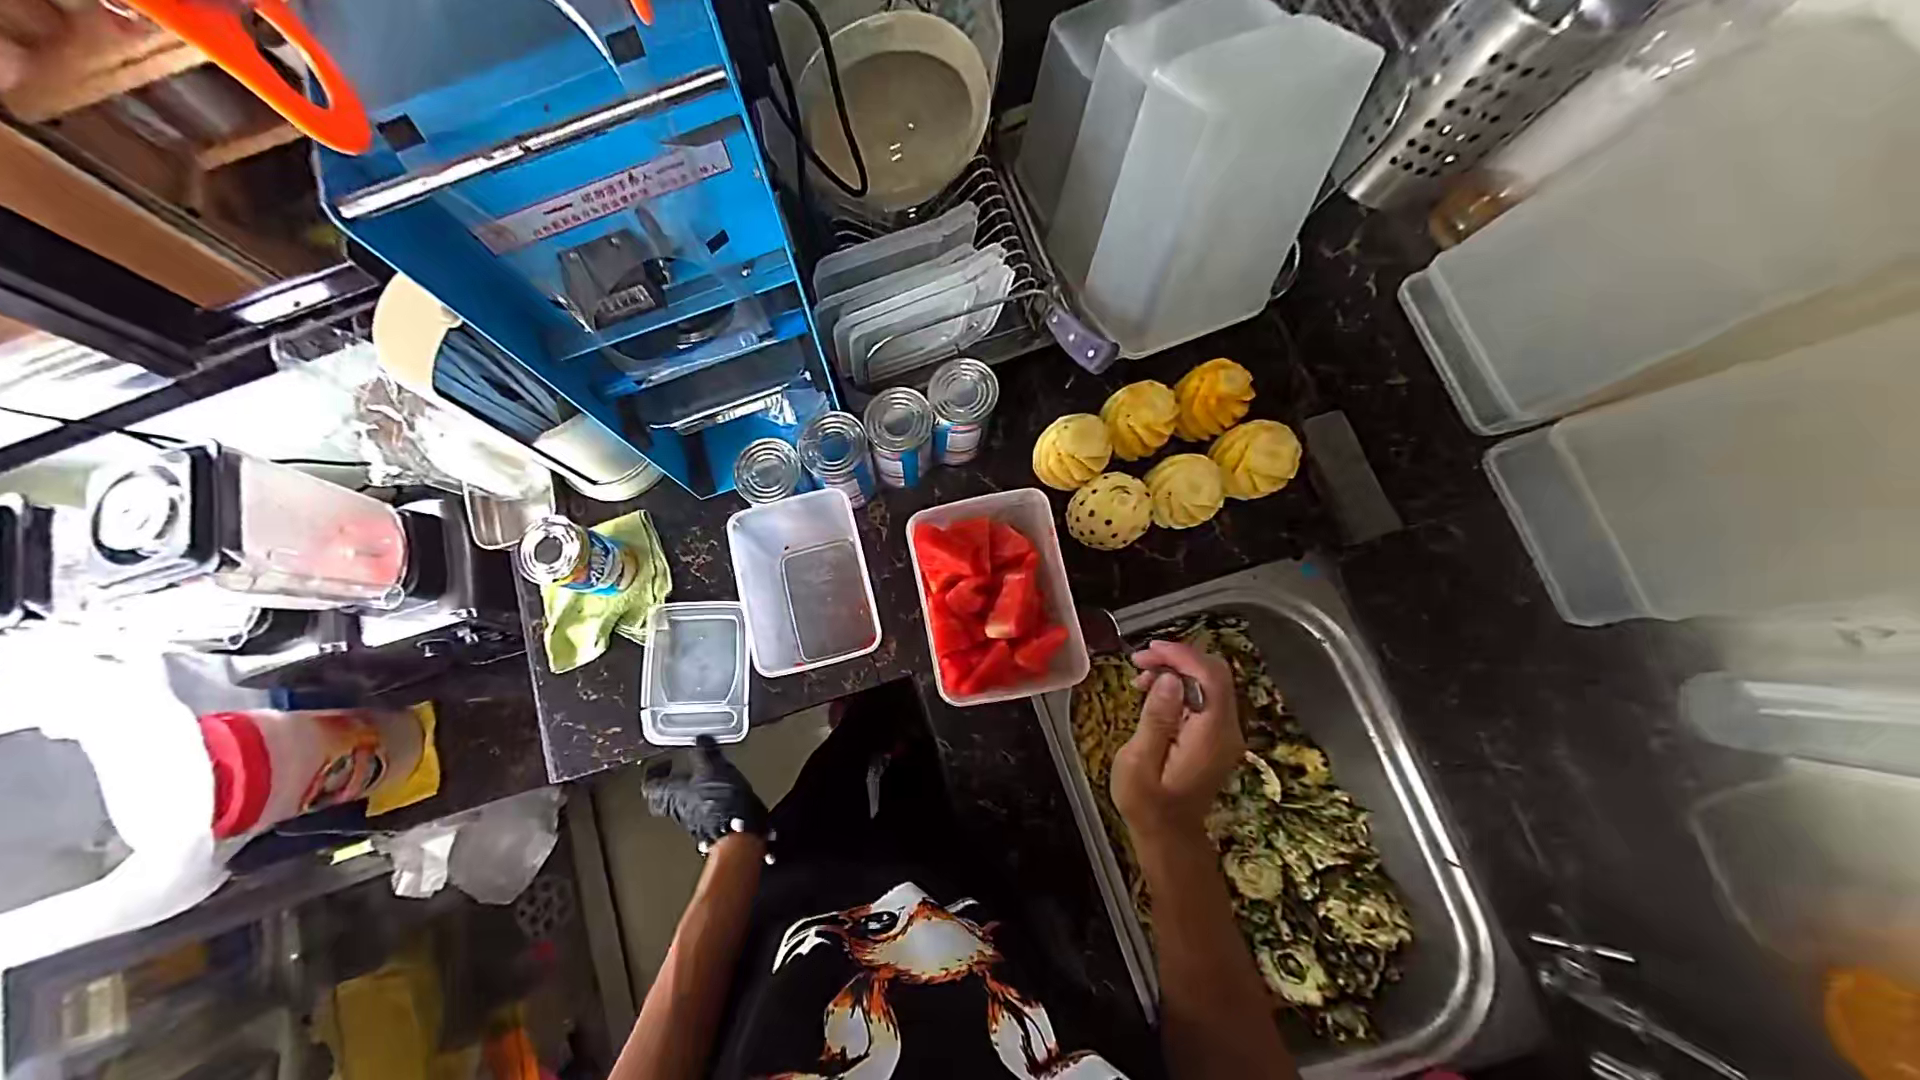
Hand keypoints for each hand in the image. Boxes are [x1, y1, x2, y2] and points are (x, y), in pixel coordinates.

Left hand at [642, 736, 771, 854]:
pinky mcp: (709, 827)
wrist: (738, 831)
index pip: (649, 785)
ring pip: (679, 806)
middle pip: (660, 799)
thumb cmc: (719, 800)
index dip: (653, 773)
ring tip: (697, 781)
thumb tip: (701, 738)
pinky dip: (703, 803)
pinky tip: (716, 795)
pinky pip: (698, 813)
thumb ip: (703, 750)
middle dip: (665, 786)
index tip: (661, 763)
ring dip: (685, 794)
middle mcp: (676, 809)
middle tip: (673, 773)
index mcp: (670, 793)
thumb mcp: (712, 764)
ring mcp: (692, 820)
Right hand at [1110, 640, 1243, 845]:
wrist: (1168, 836)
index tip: (1149, 650)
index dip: (1182, 656)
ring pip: (1211, 682)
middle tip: (1140, 660)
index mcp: (1210, 736)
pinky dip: (1182, 685)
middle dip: (1178, 658)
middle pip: (1215, 674)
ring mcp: (1225, 734)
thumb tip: (1171, 680)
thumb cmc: (1146, 803)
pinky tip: (1155, 691)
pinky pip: (1205, 697)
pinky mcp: (1217, 736)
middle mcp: (1227, 731)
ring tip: (1141, 676)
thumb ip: (1157, 718)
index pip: (1210, 678)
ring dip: (1178, 670)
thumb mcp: (1139, 761)